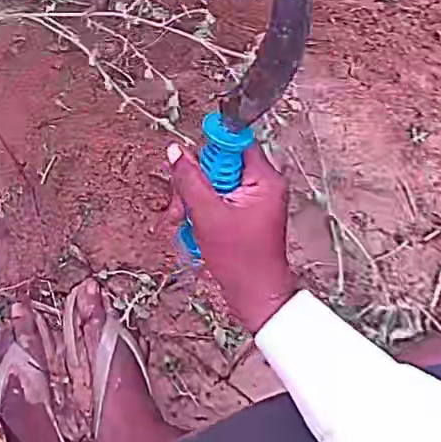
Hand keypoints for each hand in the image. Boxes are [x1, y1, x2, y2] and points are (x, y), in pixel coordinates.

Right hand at [168, 141, 296, 331]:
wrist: (256, 298)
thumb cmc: (243, 263)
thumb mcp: (207, 214)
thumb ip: (189, 179)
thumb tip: (176, 152)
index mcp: (264, 179)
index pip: (234, 142)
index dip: (210, 150)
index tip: (192, 161)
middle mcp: (262, 184)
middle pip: (219, 162)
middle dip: (195, 180)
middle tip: (185, 202)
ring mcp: (253, 198)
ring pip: (213, 180)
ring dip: (194, 196)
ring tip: (186, 217)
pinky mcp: (243, 210)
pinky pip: (216, 196)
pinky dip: (201, 208)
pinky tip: (194, 223)